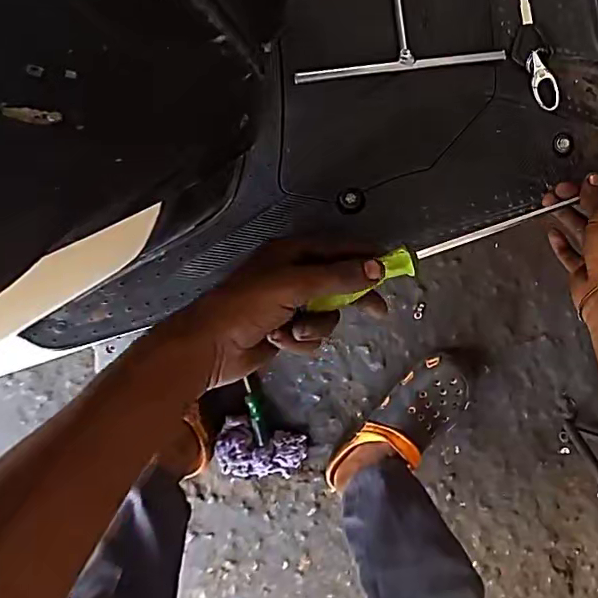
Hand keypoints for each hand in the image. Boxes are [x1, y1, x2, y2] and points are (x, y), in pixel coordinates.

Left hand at [142, 240, 389, 389]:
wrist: (207, 348)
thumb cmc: (245, 307)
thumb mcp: (295, 285)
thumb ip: (338, 277)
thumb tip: (377, 267)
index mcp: (292, 253)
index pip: (339, 249)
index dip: (366, 257)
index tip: (391, 266)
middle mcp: (294, 274)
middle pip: (339, 282)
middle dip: (352, 297)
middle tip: (377, 310)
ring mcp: (290, 303)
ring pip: (328, 313)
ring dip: (316, 326)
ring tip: (295, 331)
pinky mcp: (286, 329)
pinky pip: (313, 333)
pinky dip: (302, 340)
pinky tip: (282, 341)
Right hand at [543, 173, 597, 308]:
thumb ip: (596, 195)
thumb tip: (592, 181)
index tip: (583, 179)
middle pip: (596, 210)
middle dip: (577, 197)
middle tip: (560, 190)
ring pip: (582, 228)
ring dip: (565, 214)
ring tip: (549, 202)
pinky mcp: (587, 269)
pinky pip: (572, 253)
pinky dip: (562, 242)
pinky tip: (553, 232)